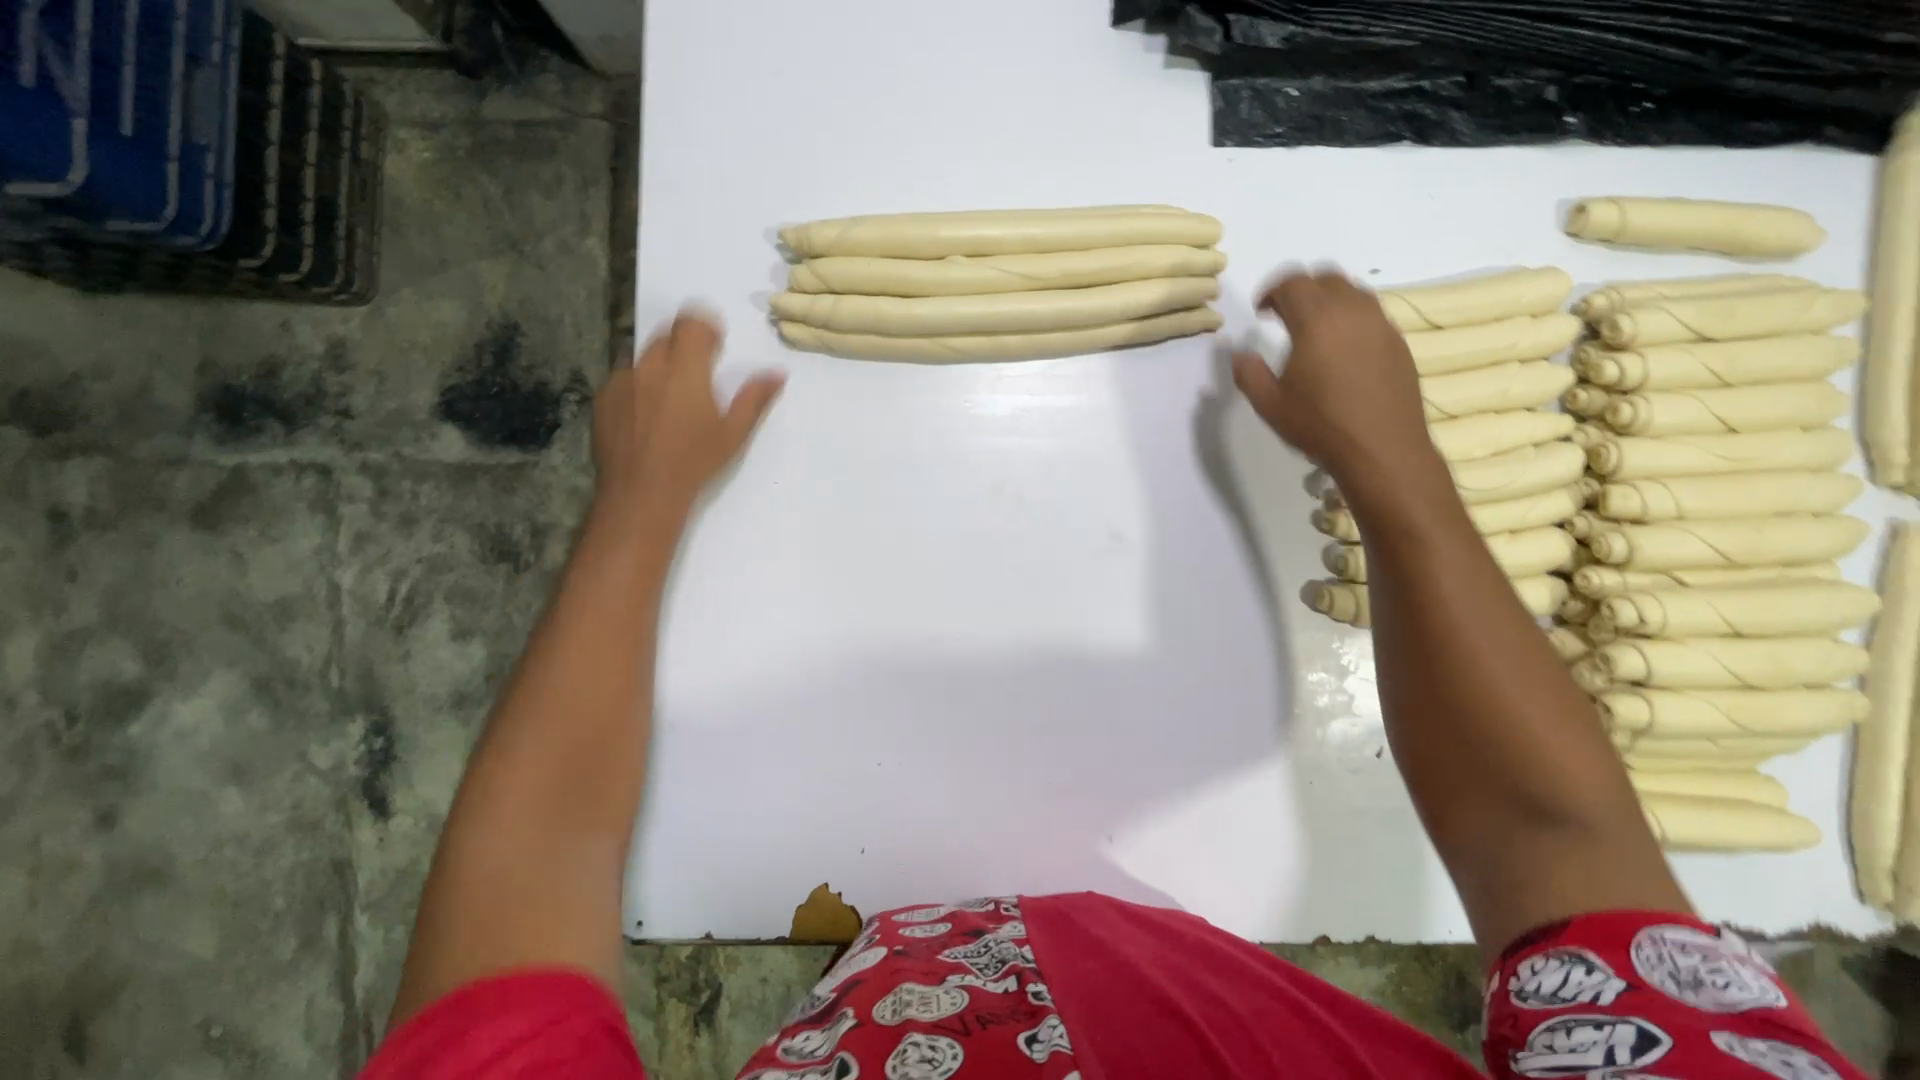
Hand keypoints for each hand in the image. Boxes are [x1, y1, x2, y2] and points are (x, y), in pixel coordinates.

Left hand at [592, 310, 784, 524]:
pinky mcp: (603, 400)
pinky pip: (623, 382)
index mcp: (685, 369)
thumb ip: (754, 398)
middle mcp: (649, 367)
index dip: (705, 327)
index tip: (715, 345)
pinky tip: (646, 419)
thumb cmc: (694, 463)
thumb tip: (777, 374)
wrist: (641, 493)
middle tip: (698, 375)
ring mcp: (621, 382)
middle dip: (683, 346)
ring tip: (670, 403)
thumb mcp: (733, 434)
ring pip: (643, 359)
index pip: (691, 323)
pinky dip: (637, 389)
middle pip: (666, 336)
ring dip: (659, 369)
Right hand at [1231, 269, 1437, 484]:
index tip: (1261, 312)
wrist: (1382, 449)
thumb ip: (1248, 373)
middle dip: (1302, 289)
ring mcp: (1381, 325)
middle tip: (1285, 314)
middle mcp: (1353, 312)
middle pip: (1326, 278)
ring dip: (1330, 300)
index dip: (1272, 291)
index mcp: (1317, 320)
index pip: (1293, 283)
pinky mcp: (1398, 343)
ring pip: (1354, 291)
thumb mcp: (1270, 405)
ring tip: (1315, 329)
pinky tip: (1342, 350)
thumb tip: (1239, 354)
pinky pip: (1372, 314)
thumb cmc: (1321, 426)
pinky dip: (1352, 318)